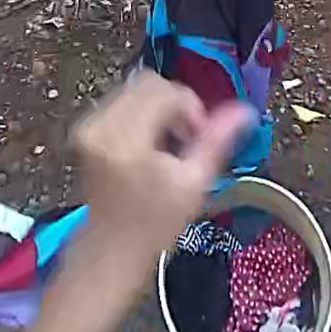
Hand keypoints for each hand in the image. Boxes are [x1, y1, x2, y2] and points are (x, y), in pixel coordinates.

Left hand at [72, 72, 253, 260]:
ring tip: (167, 144)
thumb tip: (244, 110)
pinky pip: (121, 99)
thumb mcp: (194, 184)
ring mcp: (90, 125)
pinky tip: (149, 143)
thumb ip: (218, 141)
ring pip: (135, 88)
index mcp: (127, 139)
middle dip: (174, 104)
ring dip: (158, 107)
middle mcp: (102, 125)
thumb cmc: (155, 224)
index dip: (190, 106)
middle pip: (148, 83)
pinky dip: (141, 112)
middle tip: (186, 137)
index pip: (164, 91)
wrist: (112, 248)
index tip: (198, 134)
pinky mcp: (85, 127)